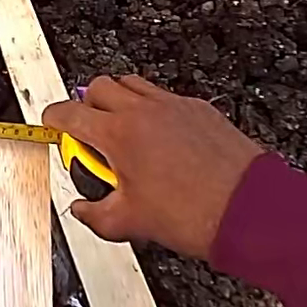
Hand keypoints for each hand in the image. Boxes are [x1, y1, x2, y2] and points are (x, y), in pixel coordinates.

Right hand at [43, 75, 263, 259]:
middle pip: (96, 87)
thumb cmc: (197, 215)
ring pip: (130, 84)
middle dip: (86, 106)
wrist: (254, 212)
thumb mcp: (132, 223)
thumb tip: (83, 210)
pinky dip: (152, 108)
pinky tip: (159, 137)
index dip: (53, 119)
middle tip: (90, 134)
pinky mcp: (198, 108)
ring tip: (123, 131)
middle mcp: (142, 111)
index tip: (52, 125)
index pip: (68, 113)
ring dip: (118, 100)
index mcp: (117, 134)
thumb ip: (96, 214)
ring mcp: (171, 105)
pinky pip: (163, 96)